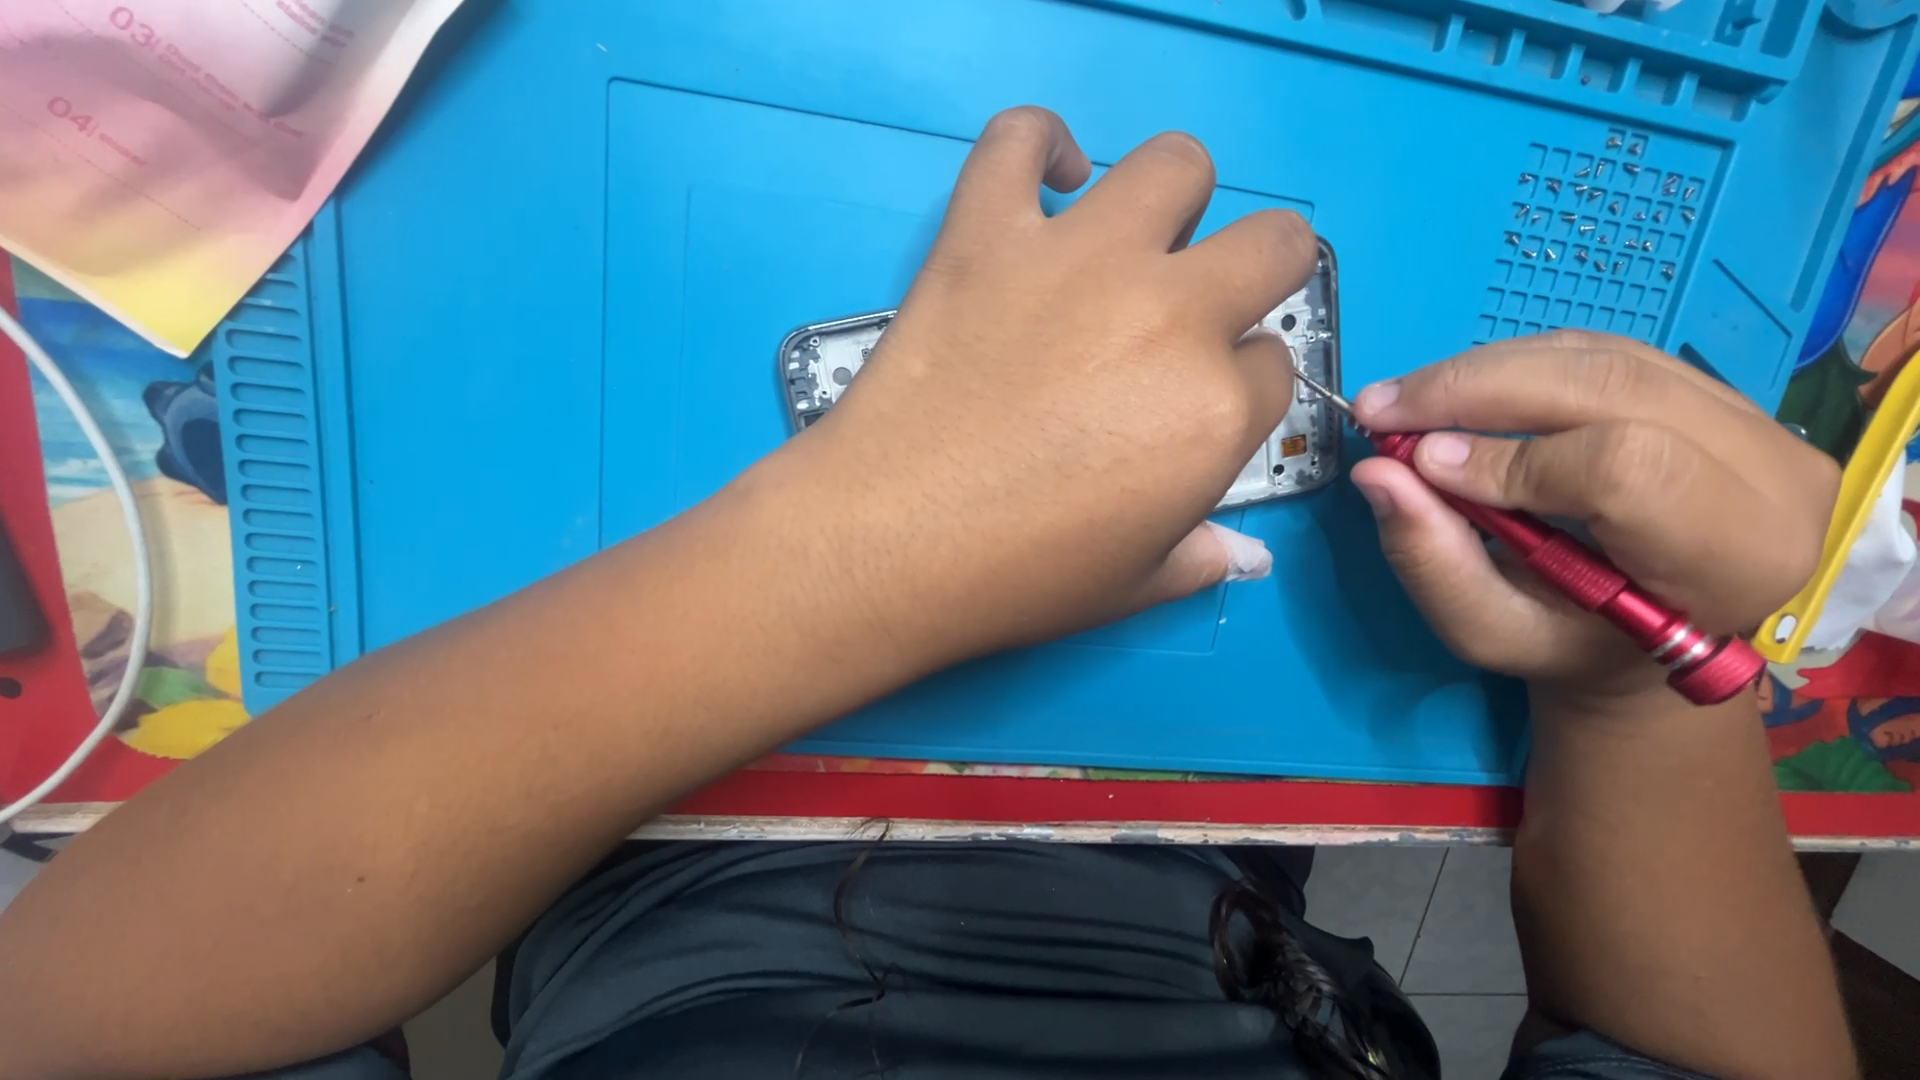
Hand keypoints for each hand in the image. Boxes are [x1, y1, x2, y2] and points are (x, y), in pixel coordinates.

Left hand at [739, 107, 1315, 664]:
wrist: (886, 541)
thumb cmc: (1016, 577)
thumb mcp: (1131, 586)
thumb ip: (1200, 558)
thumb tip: (1245, 556)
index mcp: (1214, 409)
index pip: (1271, 367)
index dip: (1237, 387)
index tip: (1192, 405)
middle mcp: (1169, 315)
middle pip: (1273, 247)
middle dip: (1255, 278)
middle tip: (1190, 315)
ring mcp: (1078, 261)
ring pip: (1176, 167)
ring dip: (1173, 202)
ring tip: (1130, 246)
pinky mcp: (988, 234)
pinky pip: (1019, 139)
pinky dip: (1038, 145)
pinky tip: (1045, 181)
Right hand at [1348, 332, 1837, 705]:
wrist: (1640, 634)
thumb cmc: (1567, 644)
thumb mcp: (1487, 630)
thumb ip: (1432, 560)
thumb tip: (1375, 472)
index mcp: (1731, 555)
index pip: (1625, 467)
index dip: (1509, 457)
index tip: (1416, 464)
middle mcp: (1767, 470)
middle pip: (1608, 385)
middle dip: (1472, 388)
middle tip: (1377, 407)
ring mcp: (1747, 417)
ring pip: (1599, 356)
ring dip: (1481, 369)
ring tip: (1402, 398)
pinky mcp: (1707, 389)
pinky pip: (1599, 351)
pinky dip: (1510, 362)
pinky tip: (1454, 390)